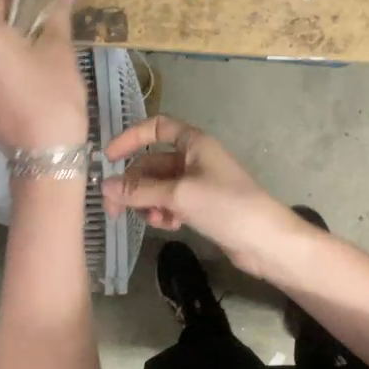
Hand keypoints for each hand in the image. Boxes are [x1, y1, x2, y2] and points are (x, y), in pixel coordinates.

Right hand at [102, 115, 310, 277]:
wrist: (265, 240)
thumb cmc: (226, 206)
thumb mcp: (179, 195)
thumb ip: (140, 191)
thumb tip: (104, 187)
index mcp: (195, 143)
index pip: (157, 128)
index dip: (131, 138)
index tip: (109, 158)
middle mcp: (196, 159)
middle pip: (153, 164)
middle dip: (134, 184)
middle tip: (113, 210)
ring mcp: (199, 184)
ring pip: (160, 187)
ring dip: (148, 202)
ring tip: (149, 219)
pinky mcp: (203, 207)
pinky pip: (172, 204)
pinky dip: (164, 213)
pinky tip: (166, 225)